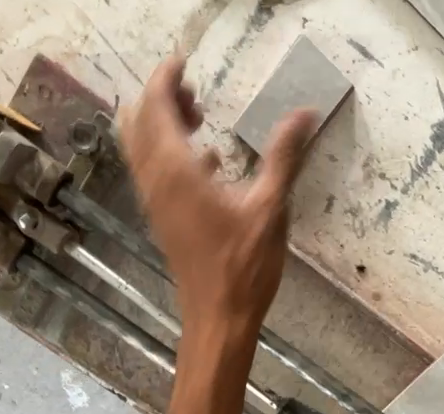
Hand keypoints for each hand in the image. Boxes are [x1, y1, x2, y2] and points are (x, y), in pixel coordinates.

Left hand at [119, 54, 316, 338]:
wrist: (218, 319)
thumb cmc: (244, 268)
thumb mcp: (270, 209)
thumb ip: (283, 157)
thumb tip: (304, 115)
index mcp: (177, 171)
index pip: (156, 106)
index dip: (165, 78)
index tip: (184, 63)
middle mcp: (157, 183)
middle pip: (139, 122)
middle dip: (161, 99)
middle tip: (194, 94)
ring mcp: (156, 205)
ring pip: (142, 149)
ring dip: (163, 127)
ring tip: (199, 120)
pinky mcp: (163, 223)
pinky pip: (154, 174)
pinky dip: (170, 156)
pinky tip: (208, 164)